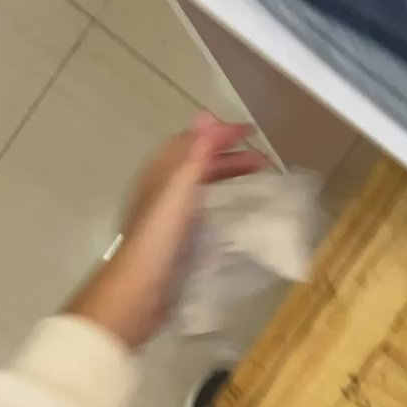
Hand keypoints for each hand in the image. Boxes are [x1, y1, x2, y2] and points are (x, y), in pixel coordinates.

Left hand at [64, 115, 267, 348]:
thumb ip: (193, 155)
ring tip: (257, 189)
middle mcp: (164, 193)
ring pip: (203, 189)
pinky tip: (238, 221)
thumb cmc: (159, 239)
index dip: (221, 134)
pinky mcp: (179, 243)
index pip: (193, 143)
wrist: (142, 290)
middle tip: (264, 165)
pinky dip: (225, 207)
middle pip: (199, 165)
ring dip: (229, 182)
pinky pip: (206, 214)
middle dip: (230, 158)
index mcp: (162, 176)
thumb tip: (206, 116)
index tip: (252, 134)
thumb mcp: (178, 191)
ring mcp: (171, 219)